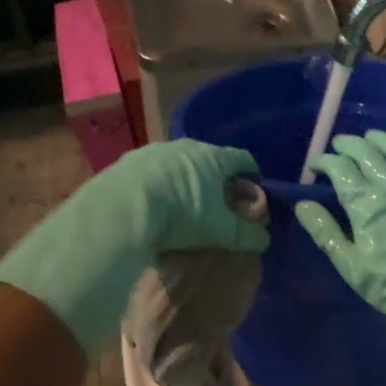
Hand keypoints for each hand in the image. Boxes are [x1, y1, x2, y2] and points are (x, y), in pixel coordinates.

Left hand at [95, 139, 270, 254]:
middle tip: (221, 204)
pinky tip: (155, 206)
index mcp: (213, 156)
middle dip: (217, 181)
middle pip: (210, 160)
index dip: (252, 174)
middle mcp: (184, 146)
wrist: (122, 209)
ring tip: (185, 206)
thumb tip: (264, 239)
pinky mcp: (126, 163)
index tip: (255, 189)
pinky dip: (159, 187)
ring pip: (178, 165)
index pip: (242, 158)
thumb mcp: (219, 230)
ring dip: (186, 182)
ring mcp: (152, 151)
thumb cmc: (181, 214)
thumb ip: (245, 235)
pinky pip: (151, 174)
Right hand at [293, 131, 385, 323]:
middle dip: (349, 144)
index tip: (316, 164)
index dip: (325, 161)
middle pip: (368, 153)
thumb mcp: (347, 262)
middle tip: (339, 145)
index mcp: (365, 203)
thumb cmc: (385, 282)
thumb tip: (302, 203)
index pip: (341, 169)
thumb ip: (324, 230)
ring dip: (383, 139)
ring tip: (371, 135)